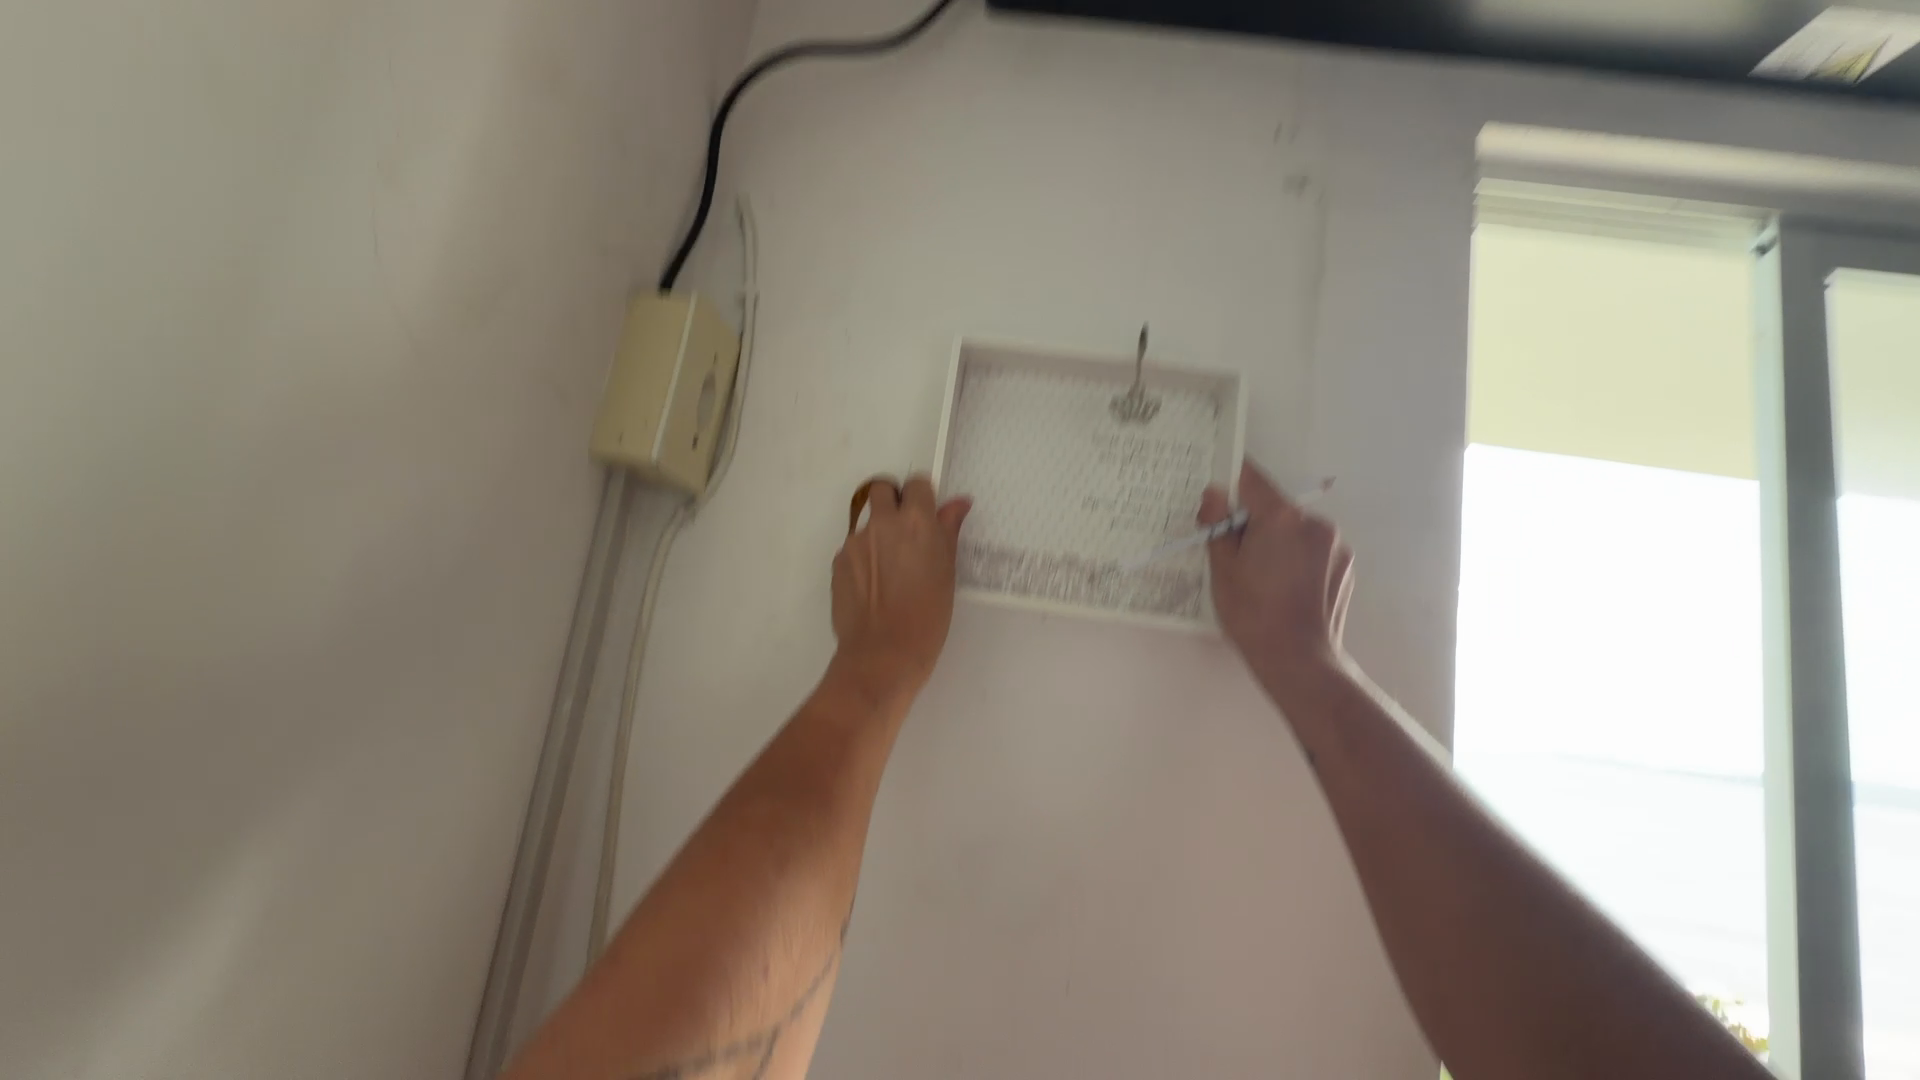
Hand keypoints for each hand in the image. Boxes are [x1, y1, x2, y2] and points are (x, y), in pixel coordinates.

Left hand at [830, 474, 972, 702]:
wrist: (883, 653)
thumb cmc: (927, 615)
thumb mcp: (947, 572)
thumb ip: (948, 531)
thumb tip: (958, 503)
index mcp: (915, 521)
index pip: (916, 484)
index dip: (922, 497)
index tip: (927, 515)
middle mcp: (881, 523)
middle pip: (882, 490)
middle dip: (892, 502)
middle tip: (905, 532)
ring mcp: (855, 542)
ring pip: (867, 523)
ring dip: (878, 535)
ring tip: (891, 572)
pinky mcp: (838, 562)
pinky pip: (853, 549)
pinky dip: (864, 559)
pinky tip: (874, 588)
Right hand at [1199, 461, 1352, 680]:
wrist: (1299, 659)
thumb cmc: (1252, 613)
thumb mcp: (1222, 568)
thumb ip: (1217, 524)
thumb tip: (1214, 493)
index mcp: (1280, 517)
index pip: (1251, 478)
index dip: (1231, 479)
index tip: (1218, 490)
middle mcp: (1314, 522)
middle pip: (1275, 507)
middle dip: (1254, 521)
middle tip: (1236, 554)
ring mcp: (1335, 543)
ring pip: (1295, 529)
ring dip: (1278, 540)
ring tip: (1265, 577)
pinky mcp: (1346, 564)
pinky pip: (1314, 548)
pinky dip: (1298, 557)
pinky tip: (1286, 587)